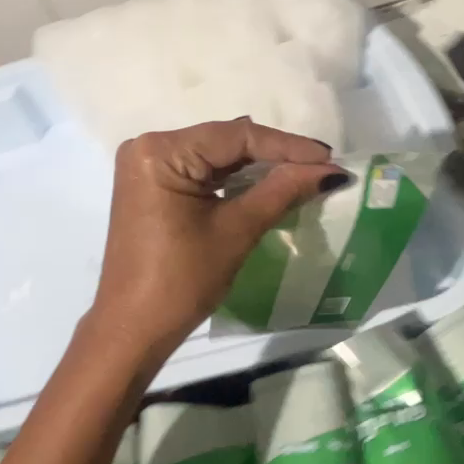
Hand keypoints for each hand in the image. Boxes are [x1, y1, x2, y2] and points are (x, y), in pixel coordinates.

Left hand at [86, 118, 345, 359]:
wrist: (133, 328)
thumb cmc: (181, 281)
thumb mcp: (235, 231)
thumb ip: (281, 191)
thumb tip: (329, 170)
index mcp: (160, 151)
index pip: (234, 136)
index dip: (286, 146)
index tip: (330, 157)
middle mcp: (147, 146)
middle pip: (223, 141)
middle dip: (273, 154)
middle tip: (322, 165)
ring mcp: (145, 165)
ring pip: (213, 154)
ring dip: (255, 165)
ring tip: (304, 172)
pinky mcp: (150, 185)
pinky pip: (199, 170)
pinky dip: (231, 178)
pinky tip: (267, 181)